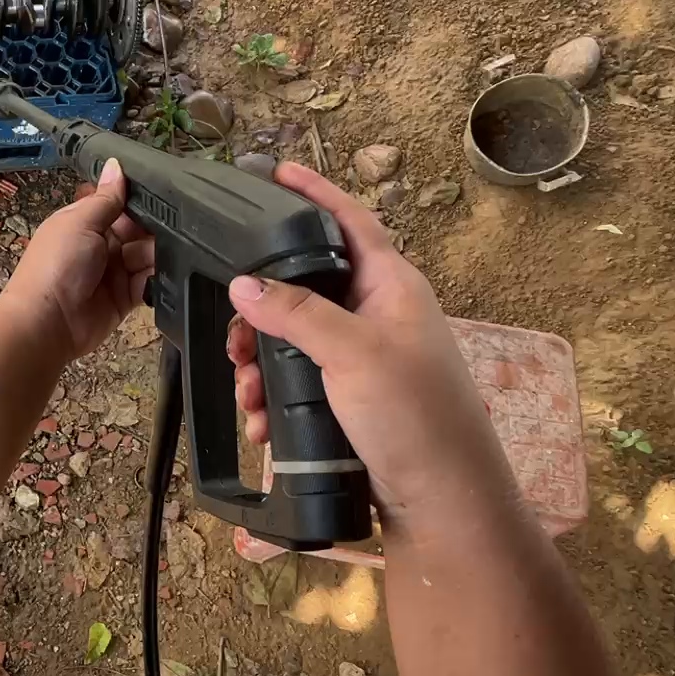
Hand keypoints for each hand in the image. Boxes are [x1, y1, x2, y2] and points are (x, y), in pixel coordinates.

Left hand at [0, 159, 154, 360]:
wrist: (47, 324)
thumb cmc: (56, 266)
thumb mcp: (80, 222)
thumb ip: (106, 198)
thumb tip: (116, 164)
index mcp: (83, 222)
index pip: (117, 204)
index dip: (138, 200)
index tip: (165, 195)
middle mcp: (99, 245)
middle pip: (137, 230)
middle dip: (153, 228)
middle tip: (173, 226)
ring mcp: (113, 273)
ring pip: (146, 255)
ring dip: (156, 253)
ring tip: (162, 252)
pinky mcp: (125, 298)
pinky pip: (148, 283)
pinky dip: (157, 278)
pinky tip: (164, 273)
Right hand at [226, 162, 518, 535]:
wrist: (442, 501)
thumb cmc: (413, 414)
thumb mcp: (352, 353)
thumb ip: (295, 312)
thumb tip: (241, 283)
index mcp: (391, 287)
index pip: (351, 223)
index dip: (315, 195)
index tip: (275, 175)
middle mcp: (376, 313)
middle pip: (304, 287)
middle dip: (261, 311)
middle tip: (232, 335)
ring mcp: (361, 356)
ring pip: (292, 338)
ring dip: (260, 363)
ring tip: (248, 394)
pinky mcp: (347, 394)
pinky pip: (296, 379)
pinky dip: (273, 395)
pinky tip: (261, 422)